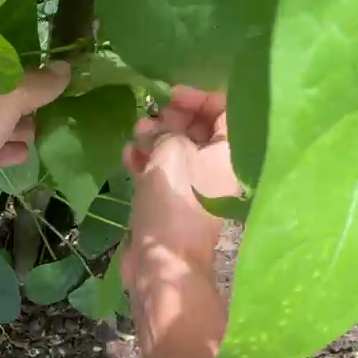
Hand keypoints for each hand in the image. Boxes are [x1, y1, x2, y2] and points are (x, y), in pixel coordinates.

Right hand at [122, 86, 237, 286]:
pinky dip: (146, 162)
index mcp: (230, 153)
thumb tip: (160, 129)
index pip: (225, 110)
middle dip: (172, 118)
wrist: (161, 262)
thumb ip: (167, 130)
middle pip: (199, 129)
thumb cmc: (173, 203)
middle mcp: (217, 168)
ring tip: (135, 134)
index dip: (198, 96)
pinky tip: (127, 156)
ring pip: (176, 151)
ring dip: (154, 138)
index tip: (171, 95)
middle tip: (151, 116)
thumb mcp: (170, 152)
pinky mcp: (171, 204)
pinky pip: (161, 173)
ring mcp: (193, 188)